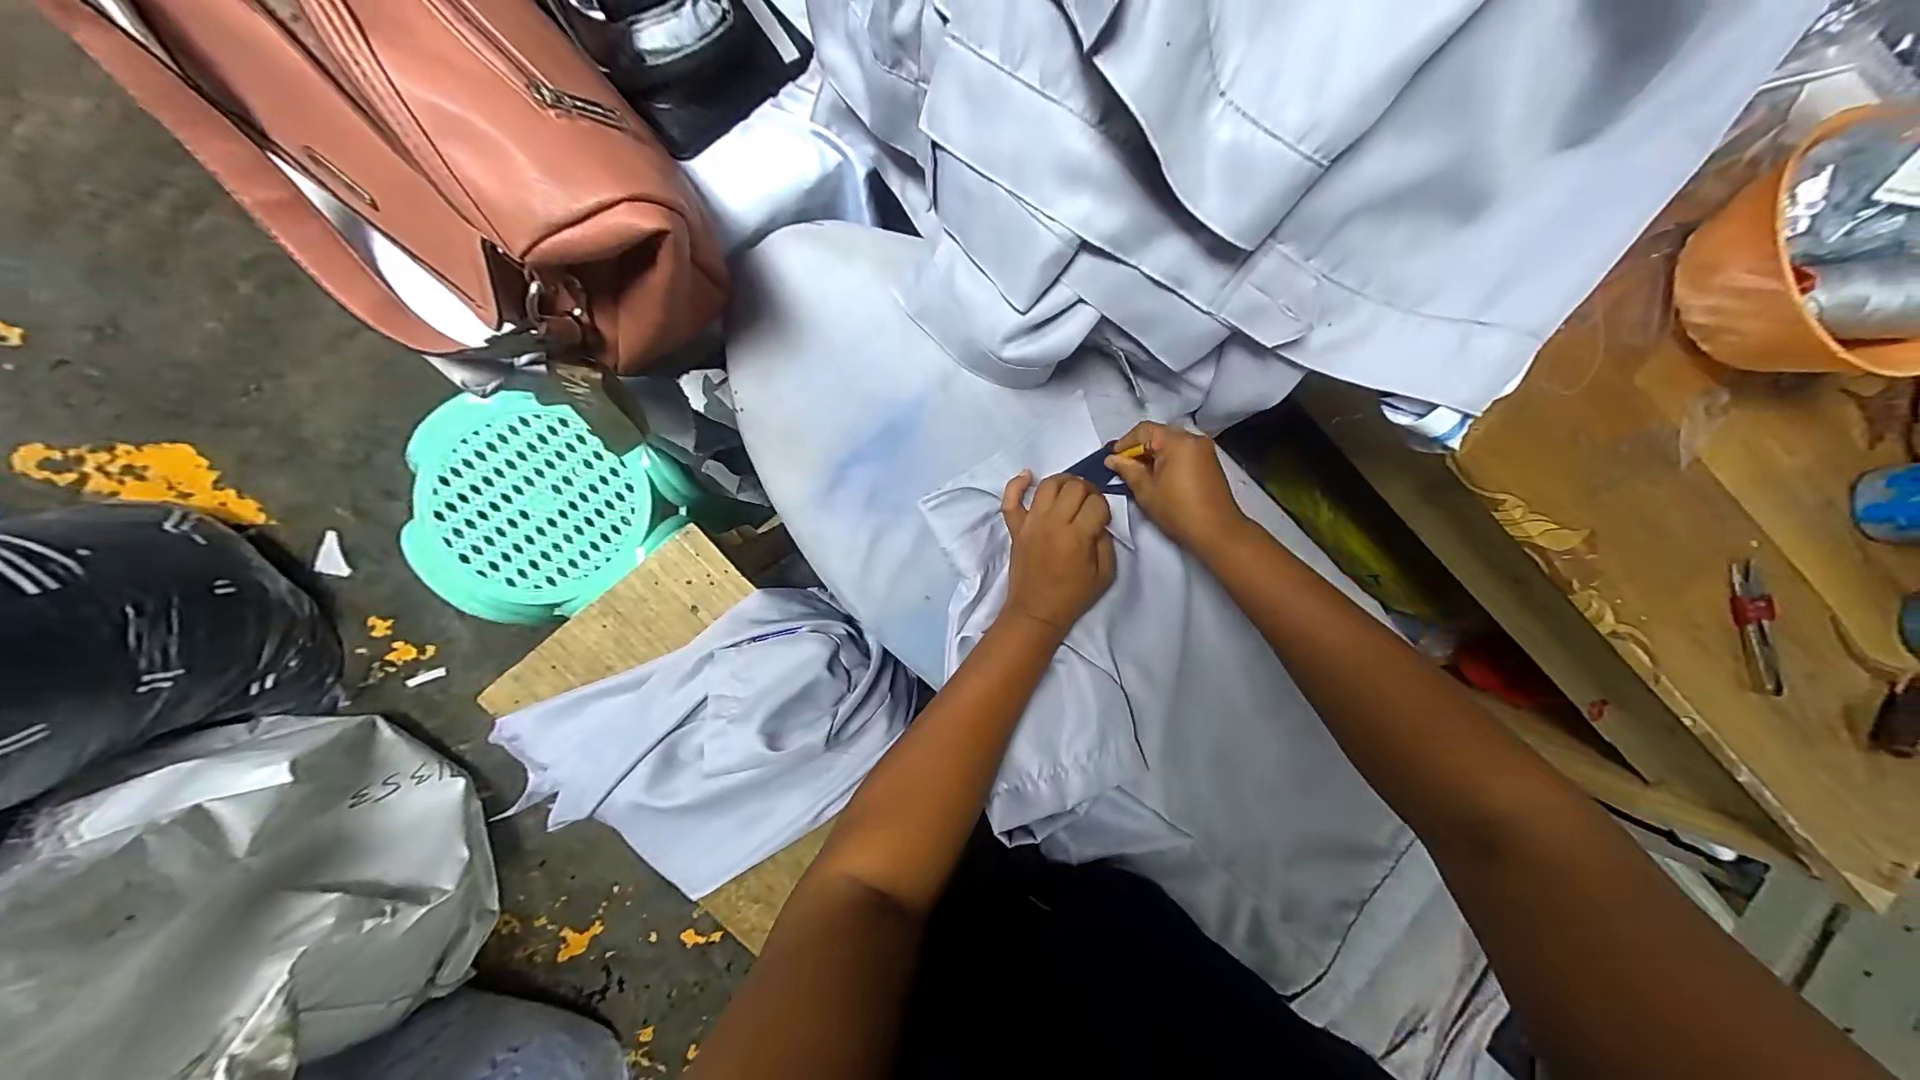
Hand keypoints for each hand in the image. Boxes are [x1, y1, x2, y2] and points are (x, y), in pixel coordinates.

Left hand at [999, 471, 1116, 636]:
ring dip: (1063, 481)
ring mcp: (1031, 523)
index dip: (1104, 506)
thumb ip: (1106, 542)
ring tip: (1070, 490)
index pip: (1096, 502)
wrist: (1036, 611)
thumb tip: (1099, 521)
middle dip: (1087, 490)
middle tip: (1089, 502)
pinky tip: (1028, 476)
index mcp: (1077, 535)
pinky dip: (1017, 484)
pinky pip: (1010, 500)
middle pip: (1074, 487)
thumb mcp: (1105, 574)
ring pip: (1047, 485)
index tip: (1103, 517)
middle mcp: (1053, 522)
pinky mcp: (1015, 528)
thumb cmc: (1073, 596)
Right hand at [1106, 422, 1251, 554]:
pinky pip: (1182, 451)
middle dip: (1138, 448)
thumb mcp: (1145, 490)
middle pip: (1158, 434)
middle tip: (1123, 467)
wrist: (1216, 531)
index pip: (1144, 430)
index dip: (1124, 443)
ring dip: (1153, 454)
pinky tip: (1158, 476)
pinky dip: (1167, 459)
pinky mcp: (1209, 460)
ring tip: (1139, 473)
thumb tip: (1112, 459)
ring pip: (1170, 442)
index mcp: (1177, 441)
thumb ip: (1127, 469)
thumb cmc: (1177, 510)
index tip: (1112, 459)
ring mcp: (1204, 449)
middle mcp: (1193, 438)